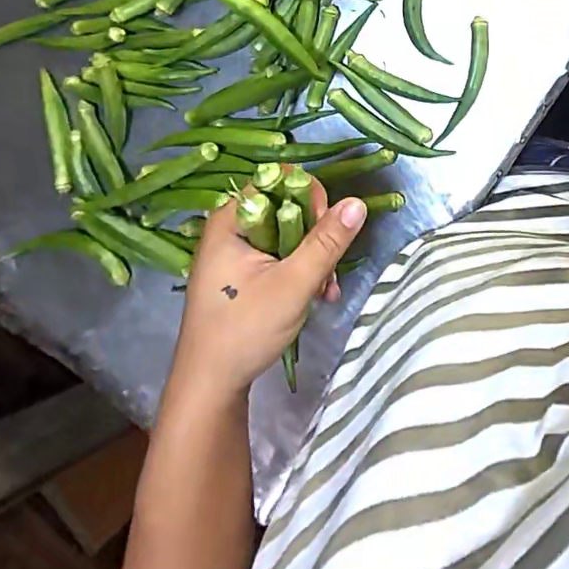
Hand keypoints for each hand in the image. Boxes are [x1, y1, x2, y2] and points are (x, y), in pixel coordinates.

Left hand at [165, 177, 366, 403]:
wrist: (211, 388)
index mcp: (231, 222)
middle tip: (327, 266)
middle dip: (318, 233)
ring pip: (293, 231)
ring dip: (317, 255)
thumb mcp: (293, 283)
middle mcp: (233, 229)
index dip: (309, 196)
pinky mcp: (247, 271)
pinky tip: (318, 294)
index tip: (324, 227)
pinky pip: (286, 252)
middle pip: (289, 206)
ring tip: (324, 288)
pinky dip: (306, 268)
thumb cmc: (243, 331)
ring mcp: (239, 251)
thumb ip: (327, 241)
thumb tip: (358, 202)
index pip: (278, 181)